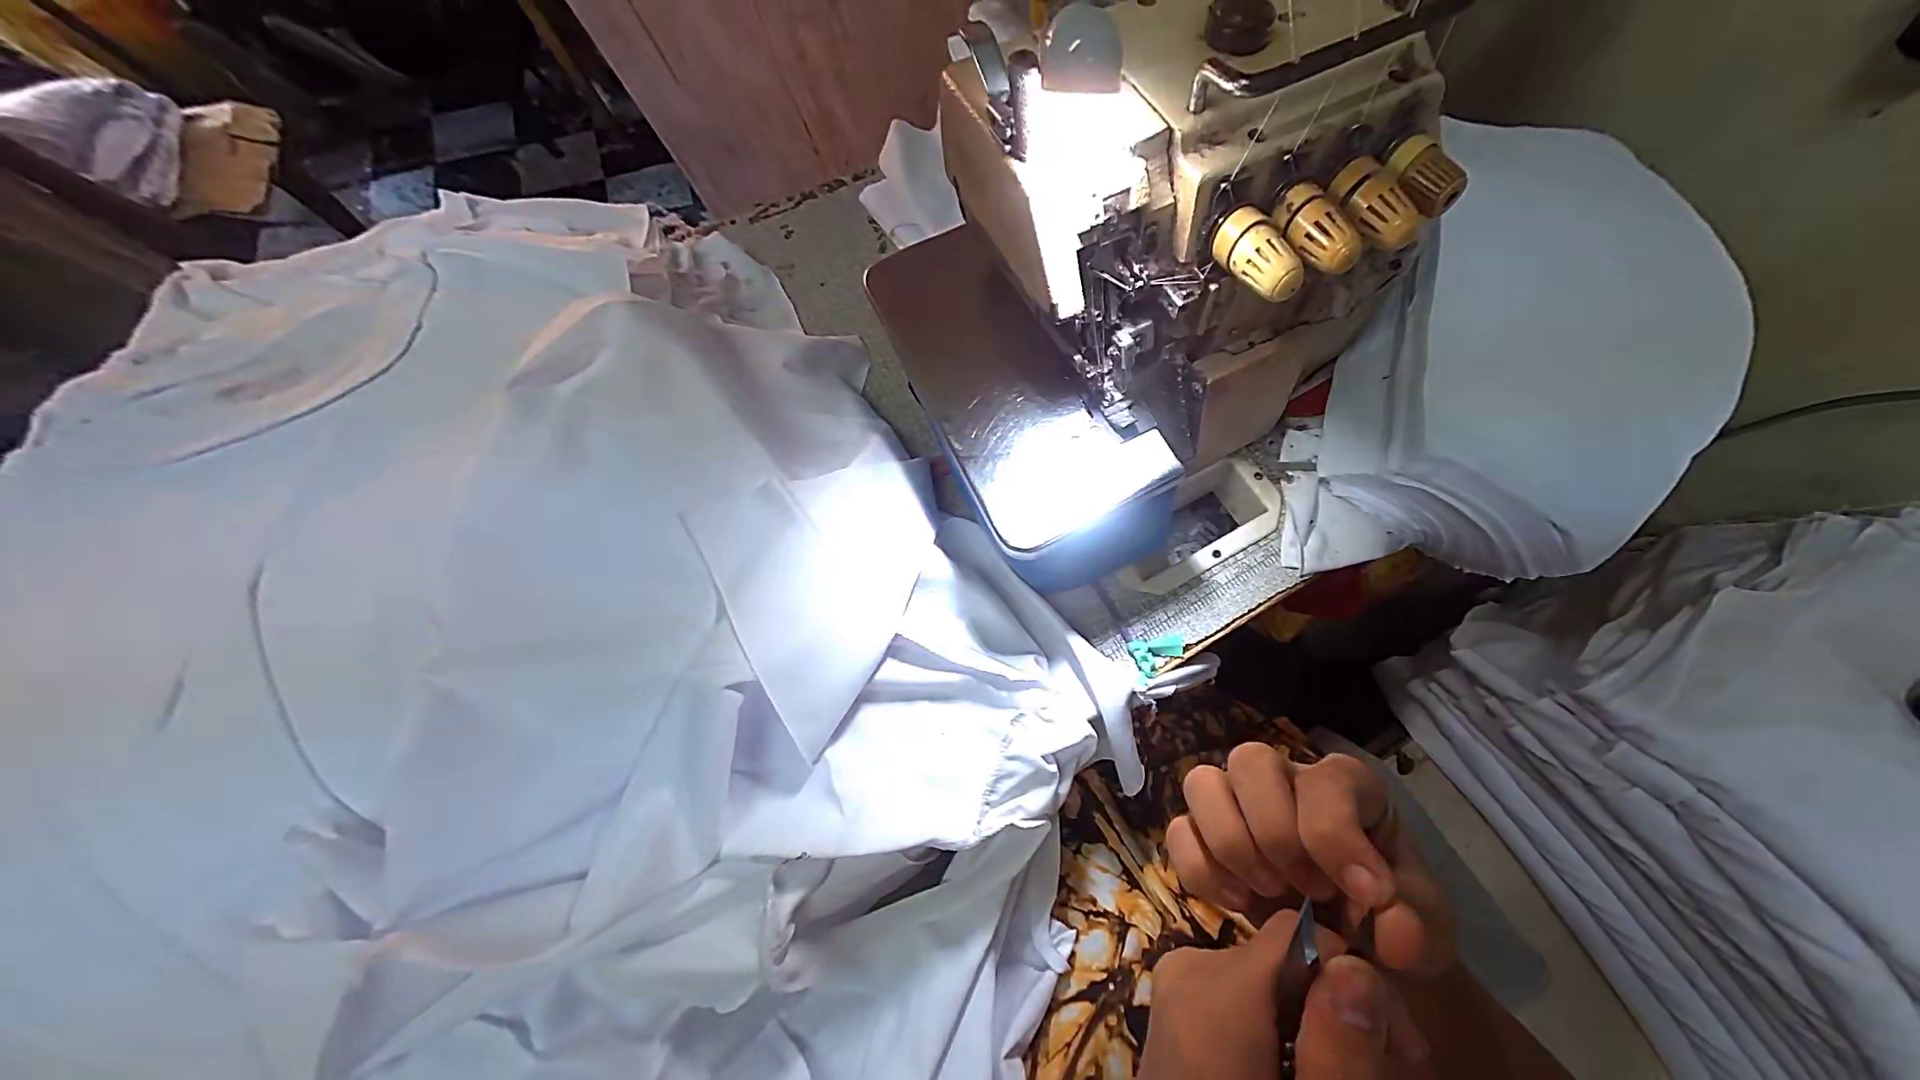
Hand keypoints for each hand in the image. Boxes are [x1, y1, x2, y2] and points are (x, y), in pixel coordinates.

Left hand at [1140, 909, 1431, 1079]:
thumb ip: (1339, 1052)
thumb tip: (1356, 967)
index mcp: (1212, 990)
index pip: (1298, 935)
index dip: (1357, 980)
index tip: (1402, 1049)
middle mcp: (1187, 969)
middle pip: (1286, 959)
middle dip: (1340, 1011)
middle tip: (1379, 1076)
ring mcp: (1177, 986)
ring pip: (1269, 979)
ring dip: (1316, 1026)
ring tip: (1341, 1078)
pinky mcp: (1178, 1008)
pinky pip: (1242, 997)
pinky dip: (1281, 1031)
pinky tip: (1300, 1074)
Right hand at [1167, 744, 1453, 975]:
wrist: (1356, 952)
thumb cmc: (1389, 921)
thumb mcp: (1422, 929)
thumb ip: (1414, 925)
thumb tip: (1391, 931)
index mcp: (1342, 784)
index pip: (1324, 780)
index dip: (1337, 835)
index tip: (1366, 895)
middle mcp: (1282, 778)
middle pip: (1250, 761)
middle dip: (1275, 832)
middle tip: (1308, 890)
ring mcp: (1234, 800)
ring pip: (1201, 783)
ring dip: (1231, 844)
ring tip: (1268, 892)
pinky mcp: (1201, 833)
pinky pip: (1178, 832)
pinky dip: (1202, 870)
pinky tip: (1239, 903)